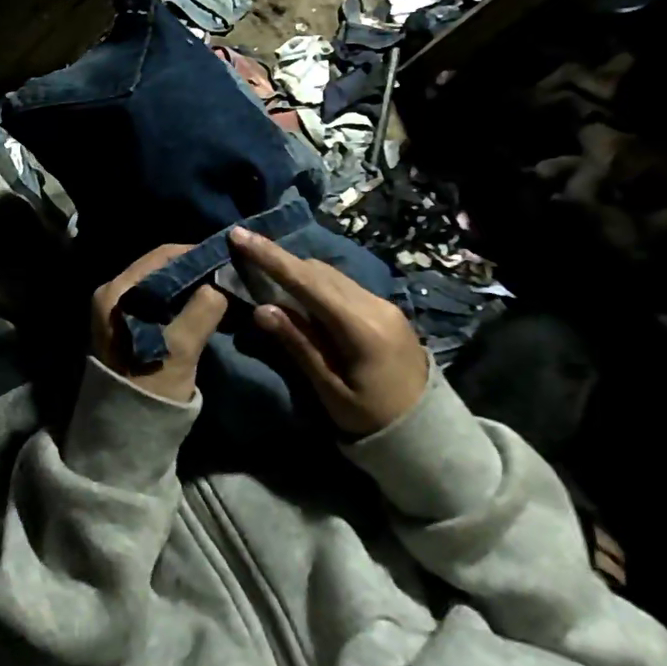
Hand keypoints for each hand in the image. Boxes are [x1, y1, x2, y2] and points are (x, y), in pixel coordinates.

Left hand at [91, 244, 228, 402]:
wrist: (126, 433)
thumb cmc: (149, 388)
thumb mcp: (180, 348)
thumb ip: (202, 309)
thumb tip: (221, 283)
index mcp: (116, 292)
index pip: (162, 256)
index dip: (196, 255)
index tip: (228, 259)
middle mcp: (113, 294)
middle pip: (162, 269)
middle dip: (196, 270)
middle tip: (229, 275)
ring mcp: (120, 311)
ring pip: (164, 286)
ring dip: (192, 286)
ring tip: (223, 290)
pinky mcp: (130, 327)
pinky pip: (161, 302)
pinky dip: (184, 301)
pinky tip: (208, 307)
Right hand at [229, 227, 428, 434]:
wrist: (426, 431)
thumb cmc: (373, 419)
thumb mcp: (331, 390)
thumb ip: (299, 345)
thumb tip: (262, 308)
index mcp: (360, 327)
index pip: (307, 283)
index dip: (271, 257)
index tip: (240, 235)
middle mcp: (374, 305)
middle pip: (319, 272)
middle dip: (280, 258)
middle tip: (244, 247)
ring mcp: (383, 304)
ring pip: (331, 274)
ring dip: (297, 268)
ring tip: (264, 265)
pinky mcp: (385, 308)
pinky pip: (343, 284)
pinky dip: (316, 281)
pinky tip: (298, 288)